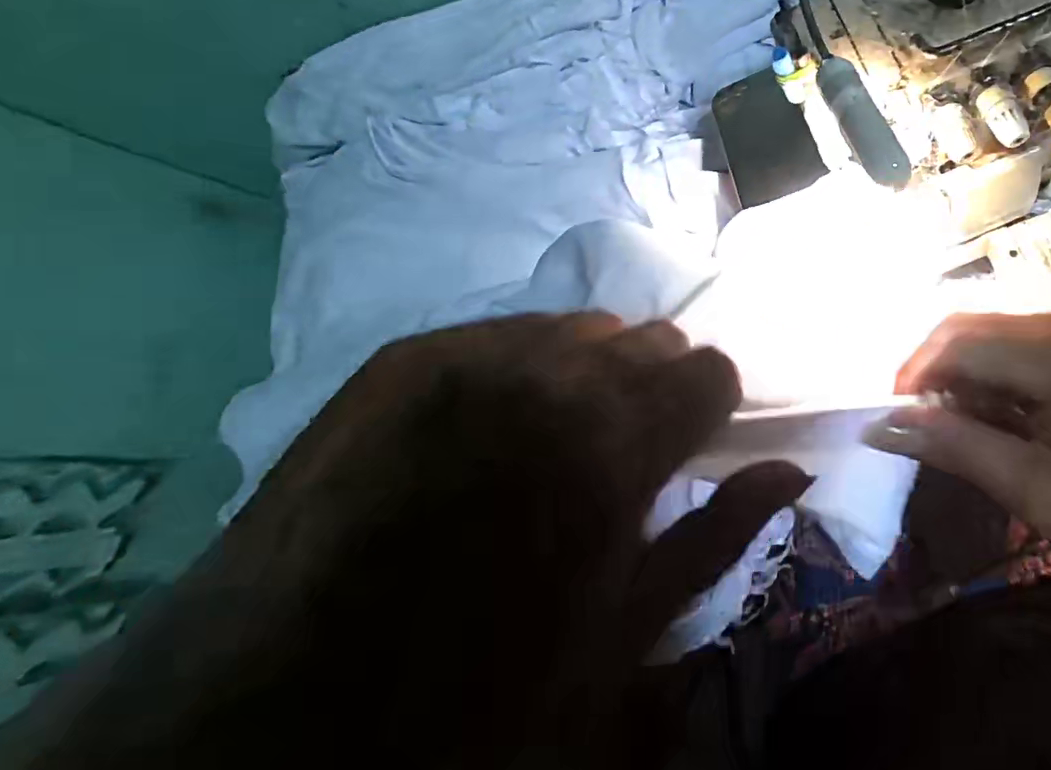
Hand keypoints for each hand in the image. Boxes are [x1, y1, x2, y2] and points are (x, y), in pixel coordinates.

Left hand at [219, 312, 808, 760]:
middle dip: (656, 388)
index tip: (689, 446)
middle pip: (652, 338)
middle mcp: (547, 377)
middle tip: (627, 447)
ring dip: (593, 371)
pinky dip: (527, 363)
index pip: (710, 370)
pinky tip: (498, 419)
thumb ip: (717, 537)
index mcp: (614, 446)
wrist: (259, 723)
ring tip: (559, 430)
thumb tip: (791, 471)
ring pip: (584, 326)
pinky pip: (508, 330)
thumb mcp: (620, 638)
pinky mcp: (400, 359)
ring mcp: (466, 358)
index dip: (709, 410)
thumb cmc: (473, 696)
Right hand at [867, 313, 1050, 567]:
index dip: (915, 380)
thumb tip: (879, 427)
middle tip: (910, 422)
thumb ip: (954, 447)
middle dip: (925, 372)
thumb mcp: (1027, 487)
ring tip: (943, 425)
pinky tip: (974, 416)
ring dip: (945, 376)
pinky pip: (990, 347)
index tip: (894, 423)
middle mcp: (1049, 328)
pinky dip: (968, 378)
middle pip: (959, 331)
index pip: (957, 348)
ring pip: (969, 336)